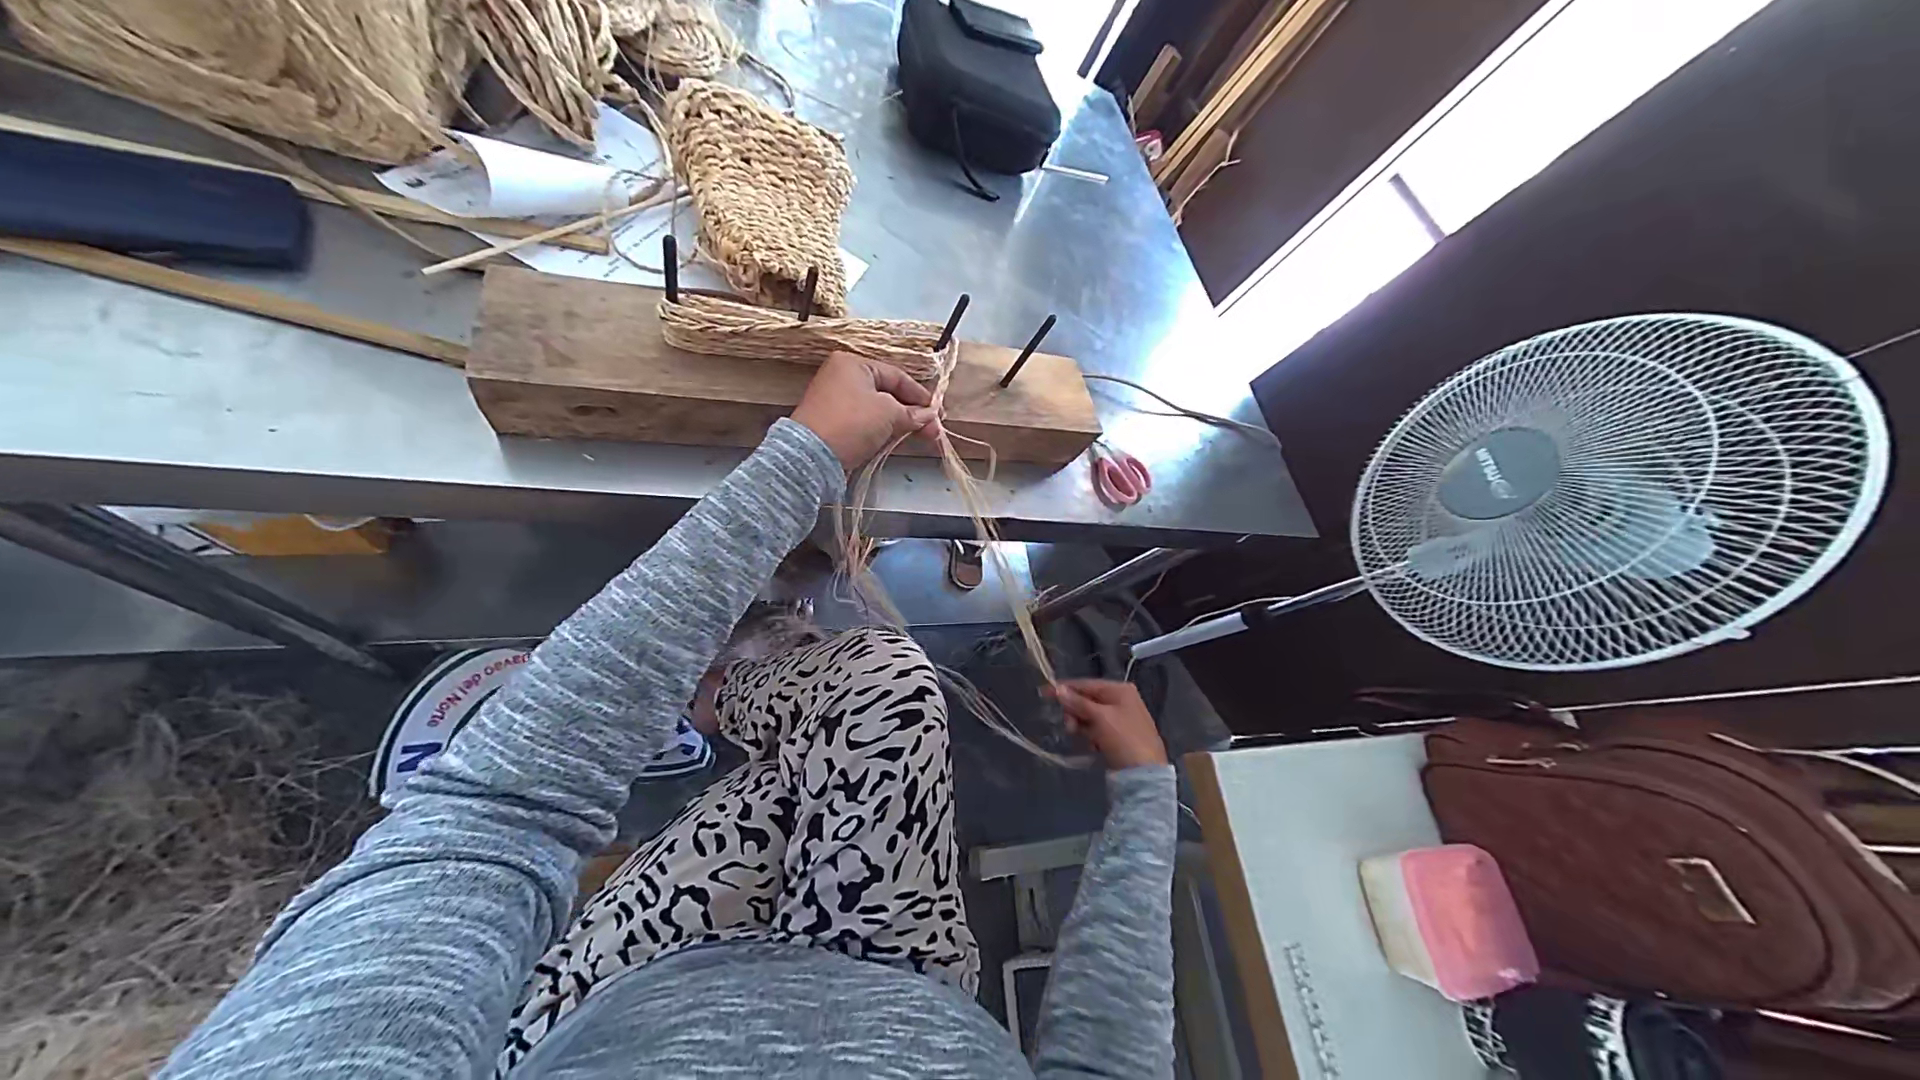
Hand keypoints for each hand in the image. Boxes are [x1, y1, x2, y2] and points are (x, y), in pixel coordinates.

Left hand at [791, 352, 939, 469]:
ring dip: (899, 421)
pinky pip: (864, 420)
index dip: (921, 396)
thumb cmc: (853, 423)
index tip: (938, 414)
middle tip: (933, 430)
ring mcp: (835, 399)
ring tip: (919, 435)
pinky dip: (882, 428)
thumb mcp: (889, 413)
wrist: (812, 455)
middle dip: (913, 412)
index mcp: (854, 363)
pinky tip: (896, 438)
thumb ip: (913, 414)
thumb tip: (930, 416)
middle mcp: (842, 376)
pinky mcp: (832, 421)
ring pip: (877, 408)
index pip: (897, 376)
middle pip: (888, 392)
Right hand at [1047, 679, 1168, 769]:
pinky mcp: (1119, 736)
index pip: (1086, 684)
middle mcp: (1122, 700)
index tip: (1044, 693)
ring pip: (1090, 716)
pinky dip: (1091, 735)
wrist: (1144, 774)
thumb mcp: (1100, 717)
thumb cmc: (1124, 739)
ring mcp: (1121, 718)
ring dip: (1082, 726)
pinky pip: (1097, 729)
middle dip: (1075, 712)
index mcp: (1120, 690)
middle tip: (1069, 727)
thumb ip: (1078, 702)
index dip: (1065, 689)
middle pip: (1087, 700)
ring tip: (1082, 738)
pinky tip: (1093, 746)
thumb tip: (1058, 689)